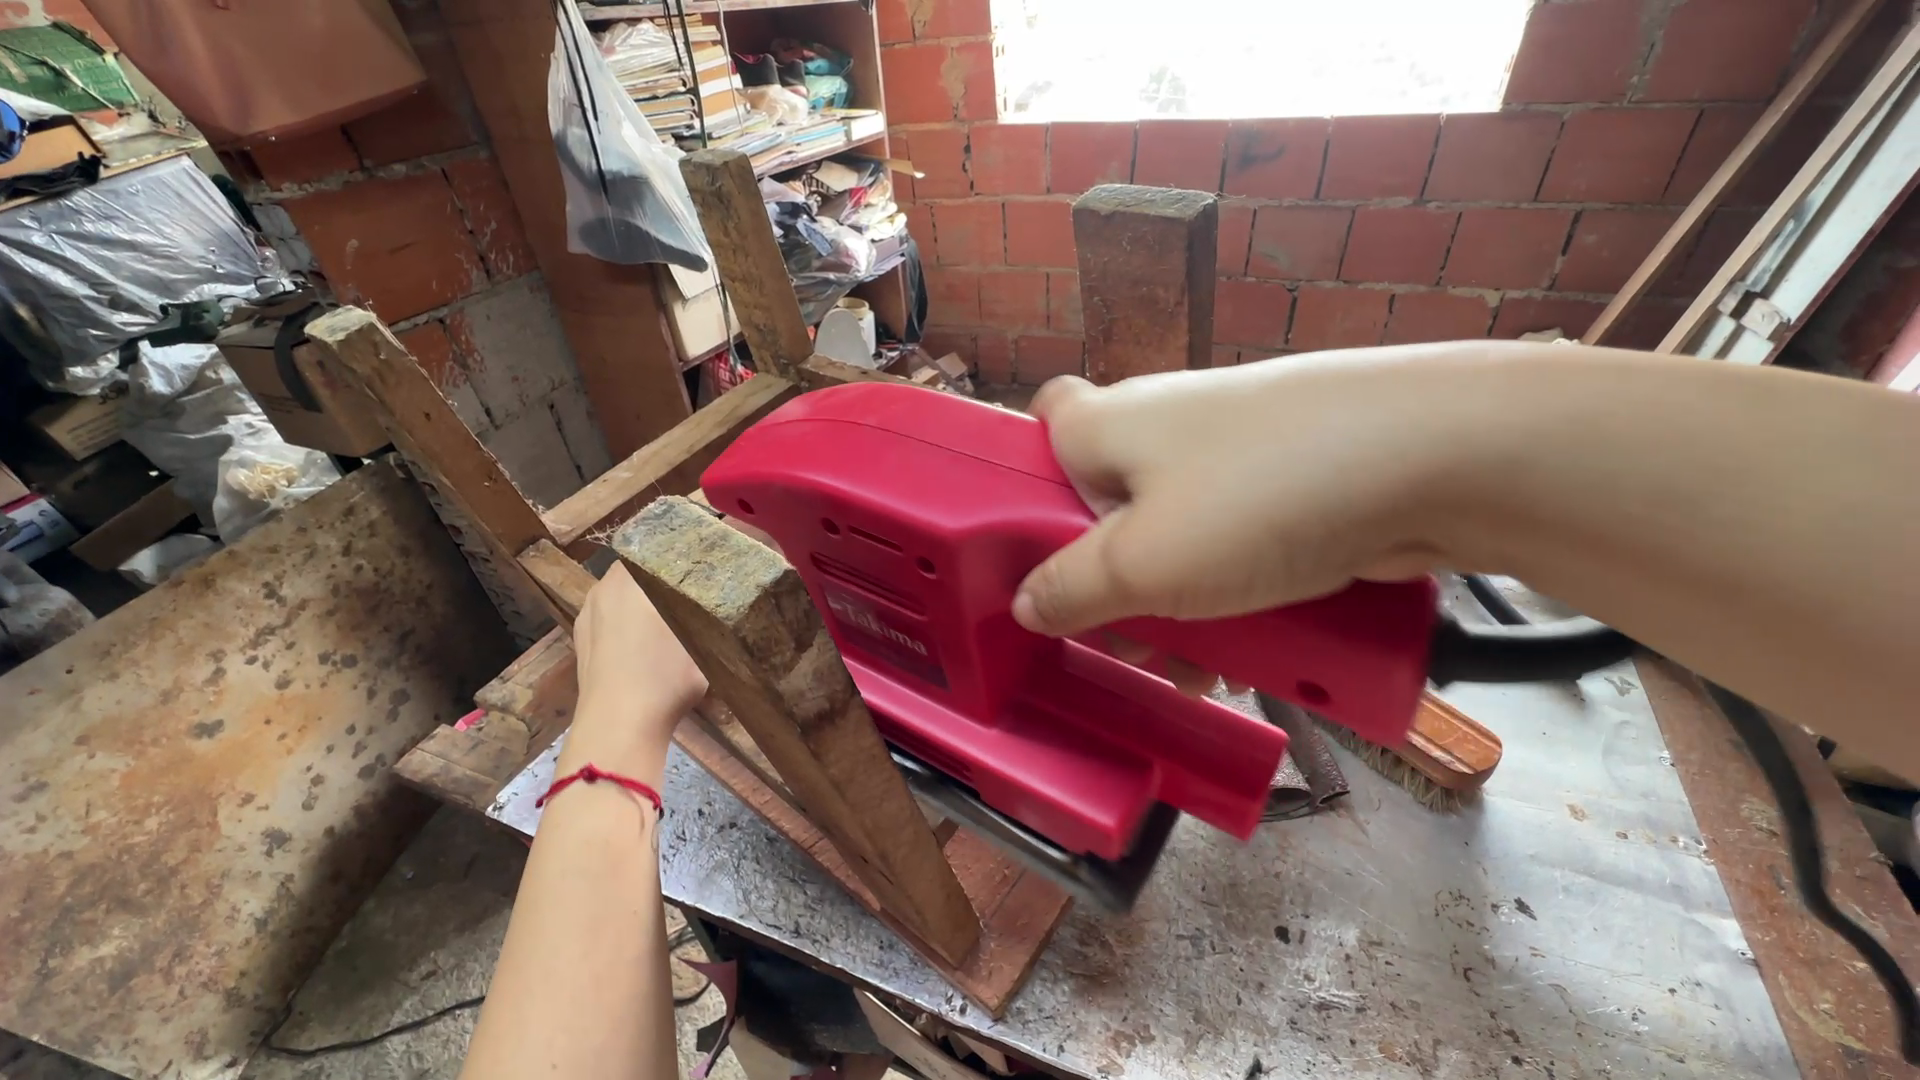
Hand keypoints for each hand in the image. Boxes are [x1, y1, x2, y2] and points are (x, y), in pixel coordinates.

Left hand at [563, 564, 707, 775]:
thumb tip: (721, 592)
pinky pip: (611, 619)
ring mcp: (588, 617)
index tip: (704, 559)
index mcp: (630, 578)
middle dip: (663, 576)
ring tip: (673, 616)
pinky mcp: (583, 643)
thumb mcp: (700, 638)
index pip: (656, 546)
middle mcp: (603, 589)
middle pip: (638, 570)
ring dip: (644, 600)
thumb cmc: (664, 676)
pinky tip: (649, 644)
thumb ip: (708, 608)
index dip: (681, 551)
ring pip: (622, 595)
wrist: (619, 727)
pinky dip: (629, 623)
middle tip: (693, 588)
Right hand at [1012, 352, 1469, 641]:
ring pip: (1177, 530)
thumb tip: (1027, 605)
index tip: (1038, 540)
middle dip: (1108, 575)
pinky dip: (1229, 589)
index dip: (1030, 473)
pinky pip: (1235, 538)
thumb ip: (1071, 589)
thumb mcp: (1144, 563)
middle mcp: (1168, 424)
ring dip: (1173, 601)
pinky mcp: (1291, 478)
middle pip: (1109, 498)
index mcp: (1111, 423)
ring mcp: (1236, 449)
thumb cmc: (1258, 500)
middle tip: (1118, 636)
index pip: (1044, 419)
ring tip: (1191, 668)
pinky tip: (1246, 650)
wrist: (1440, 457)